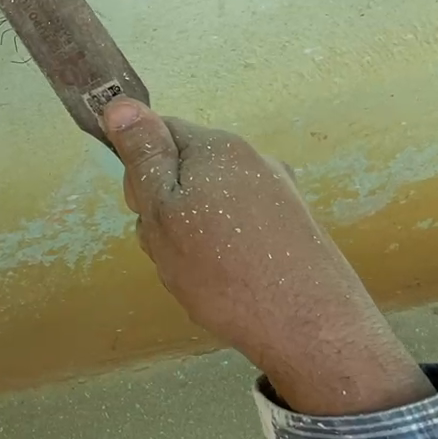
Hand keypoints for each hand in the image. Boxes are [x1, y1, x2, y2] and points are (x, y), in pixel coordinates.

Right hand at [100, 98, 433, 415]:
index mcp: (217, 147)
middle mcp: (252, 159)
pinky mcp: (294, 229)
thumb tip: (121, 103)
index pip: (155, 131)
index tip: (141, 208)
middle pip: (181, 167)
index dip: (137, 168)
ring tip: (197, 271)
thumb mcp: (163, 210)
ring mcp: (278, 194)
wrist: (316, 335)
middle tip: (167, 245)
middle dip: (163, 204)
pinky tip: (225, 281)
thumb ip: (143, 156)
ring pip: (206, 201)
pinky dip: (221, 248)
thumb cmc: (224, 270)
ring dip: (189, 231)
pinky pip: (236, 225)